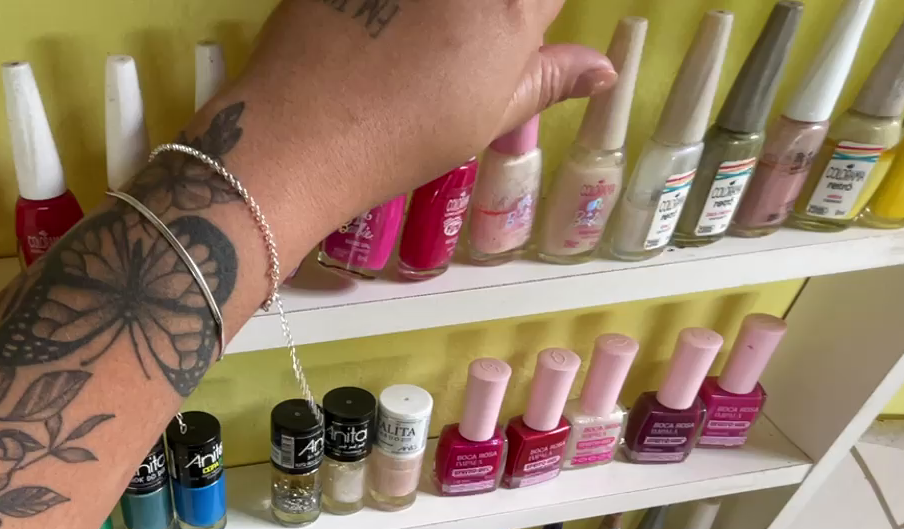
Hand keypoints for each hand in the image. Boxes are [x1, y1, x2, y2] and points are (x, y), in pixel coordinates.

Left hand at [213, 0, 614, 248]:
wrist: (301, 135)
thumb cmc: (400, 140)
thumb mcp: (483, 121)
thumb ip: (545, 80)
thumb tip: (603, 71)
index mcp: (517, 2)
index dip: (535, 16)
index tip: (517, 38)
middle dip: (492, 17)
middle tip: (462, 47)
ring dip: (440, 20)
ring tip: (415, 50)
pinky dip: (392, 10)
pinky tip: (381, 29)